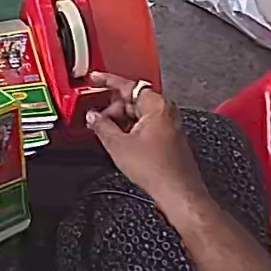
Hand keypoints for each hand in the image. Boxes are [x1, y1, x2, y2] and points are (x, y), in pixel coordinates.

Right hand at [86, 72, 213, 219]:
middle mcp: (165, 111)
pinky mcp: (168, 137)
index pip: (128, 85)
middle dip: (112, 106)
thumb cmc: (157, 169)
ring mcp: (168, 124)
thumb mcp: (118, 145)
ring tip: (103, 129)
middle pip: (133, 99)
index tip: (95, 78)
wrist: (177, 191)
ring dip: (120, 118)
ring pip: (138, 112)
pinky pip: (145, 124)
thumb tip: (93, 117)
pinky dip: (130, 128)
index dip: (108, 81)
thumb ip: (102, 125)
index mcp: (156, 106)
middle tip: (94, 114)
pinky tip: (117, 138)